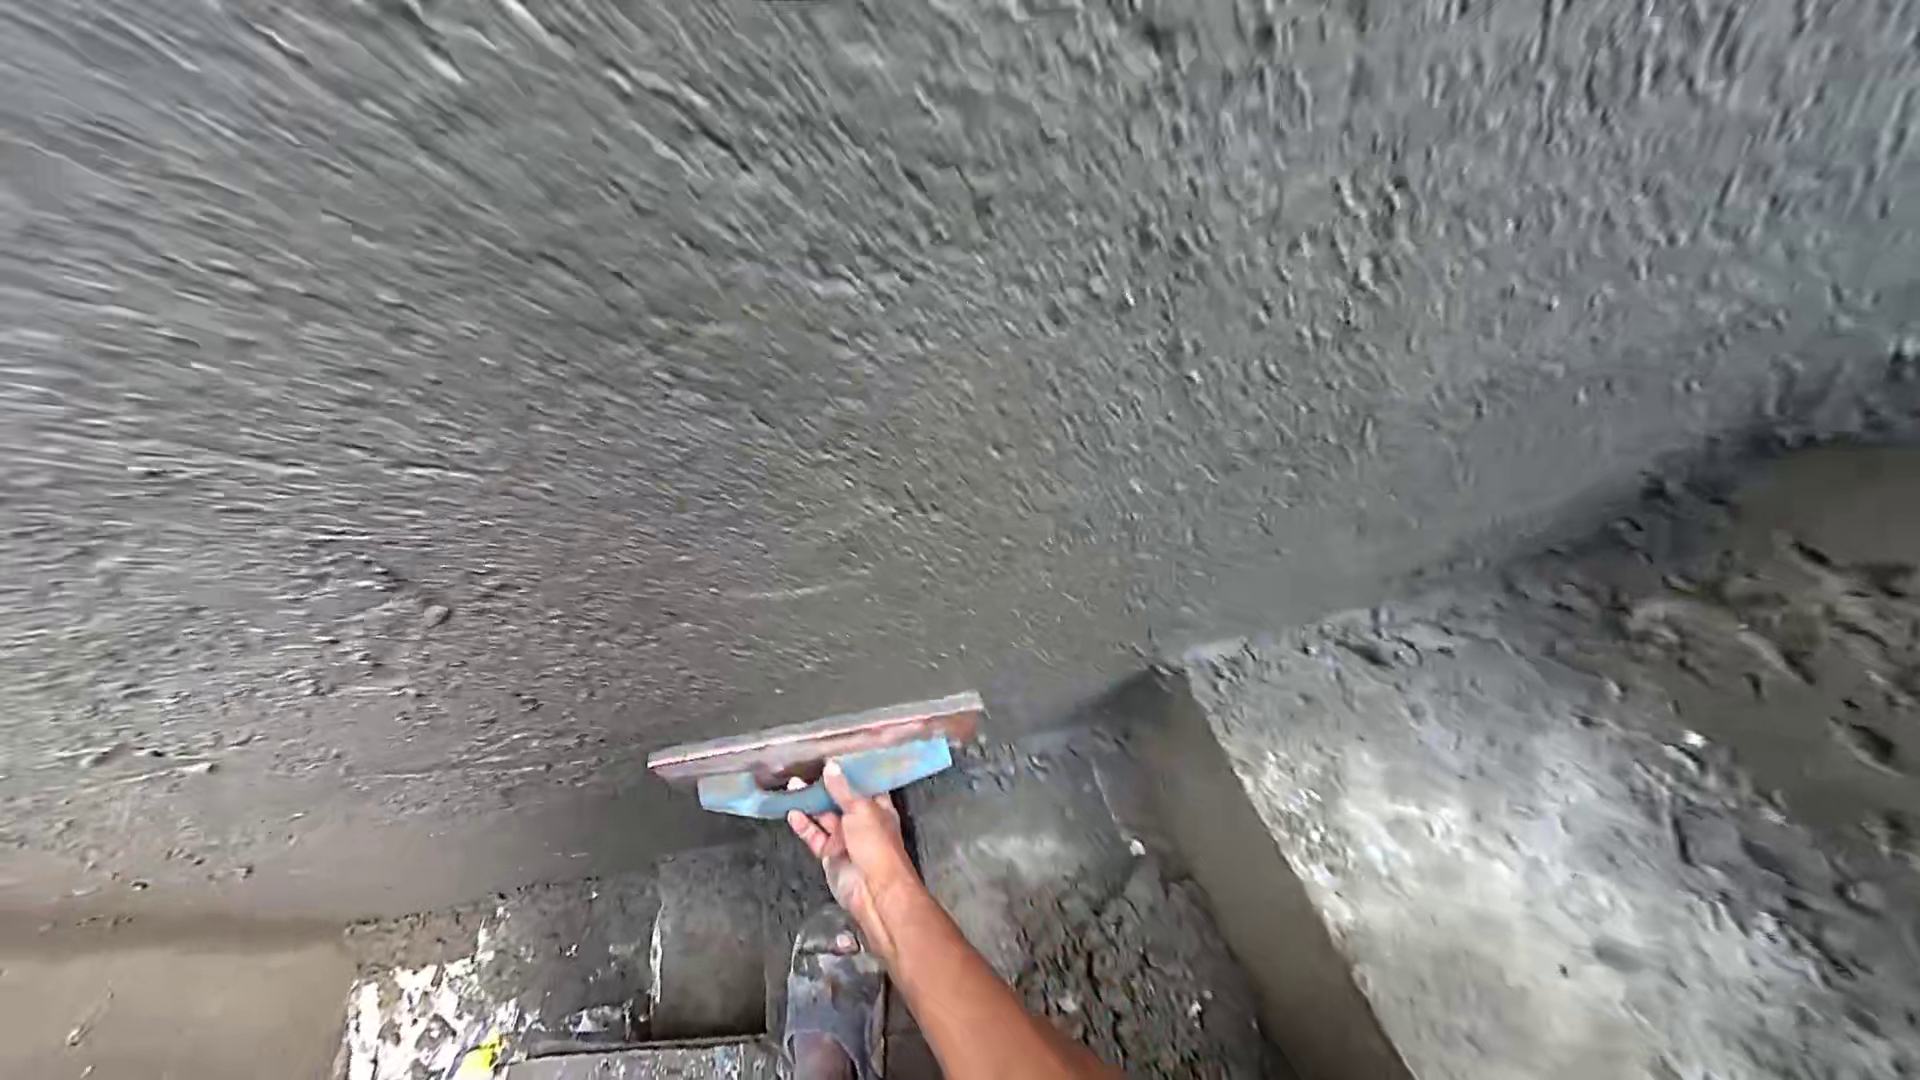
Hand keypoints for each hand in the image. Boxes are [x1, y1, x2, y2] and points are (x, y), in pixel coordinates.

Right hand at [786, 760, 921, 957]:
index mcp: (877, 804)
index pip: (861, 782)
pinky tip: (792, 812)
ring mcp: (844, 836)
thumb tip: (830, 766)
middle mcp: (861, 818)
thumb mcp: (862, 809)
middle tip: (803, 768)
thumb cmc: (877, 844)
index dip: (847, 770)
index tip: (830, 753)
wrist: (874, 891)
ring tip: (791, 785)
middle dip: (822, 785)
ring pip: (823, 815)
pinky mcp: (830, 854)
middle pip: (838, 797)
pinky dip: (803, 825)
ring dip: (809, 801)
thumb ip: (843, 788)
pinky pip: (814, 835)